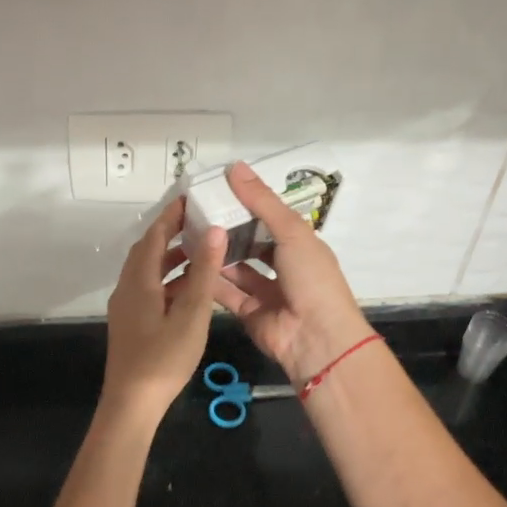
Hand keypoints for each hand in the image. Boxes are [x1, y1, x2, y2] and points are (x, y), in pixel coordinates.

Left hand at [102, 198, 227, 415]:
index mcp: (139, 281)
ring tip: (202, 251)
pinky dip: (169, 280)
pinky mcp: (131, 324)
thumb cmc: (163, 358)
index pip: (154, 235)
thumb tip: (213, 230)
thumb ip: (203, 272)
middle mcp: (127, 288)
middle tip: (199, 220)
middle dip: (171, 233)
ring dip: (172, 258)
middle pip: (148, 251)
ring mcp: (127, 308)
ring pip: (149, 272)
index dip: (171, 216)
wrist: (132, 404)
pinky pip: (150, 289)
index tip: (190, 198)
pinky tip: (191, 289)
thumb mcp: (192, 314)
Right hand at [209, 162, 375, 383]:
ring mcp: (267, 291)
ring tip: (189, 234)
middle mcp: (285, 267)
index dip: (247, 204)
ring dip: (218, 254)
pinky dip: (212, 280)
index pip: (271, 218)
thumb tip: (235, 167)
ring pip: (237, 268)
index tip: (217, 190)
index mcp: (301, 245)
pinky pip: (227, 293)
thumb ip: (262, 202)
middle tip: (196, 212)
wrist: (317, 339)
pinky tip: (190, 264)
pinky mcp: (249, 313)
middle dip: (228, 230)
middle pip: (252, 243)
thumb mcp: (291, 232)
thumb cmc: (312, 279)